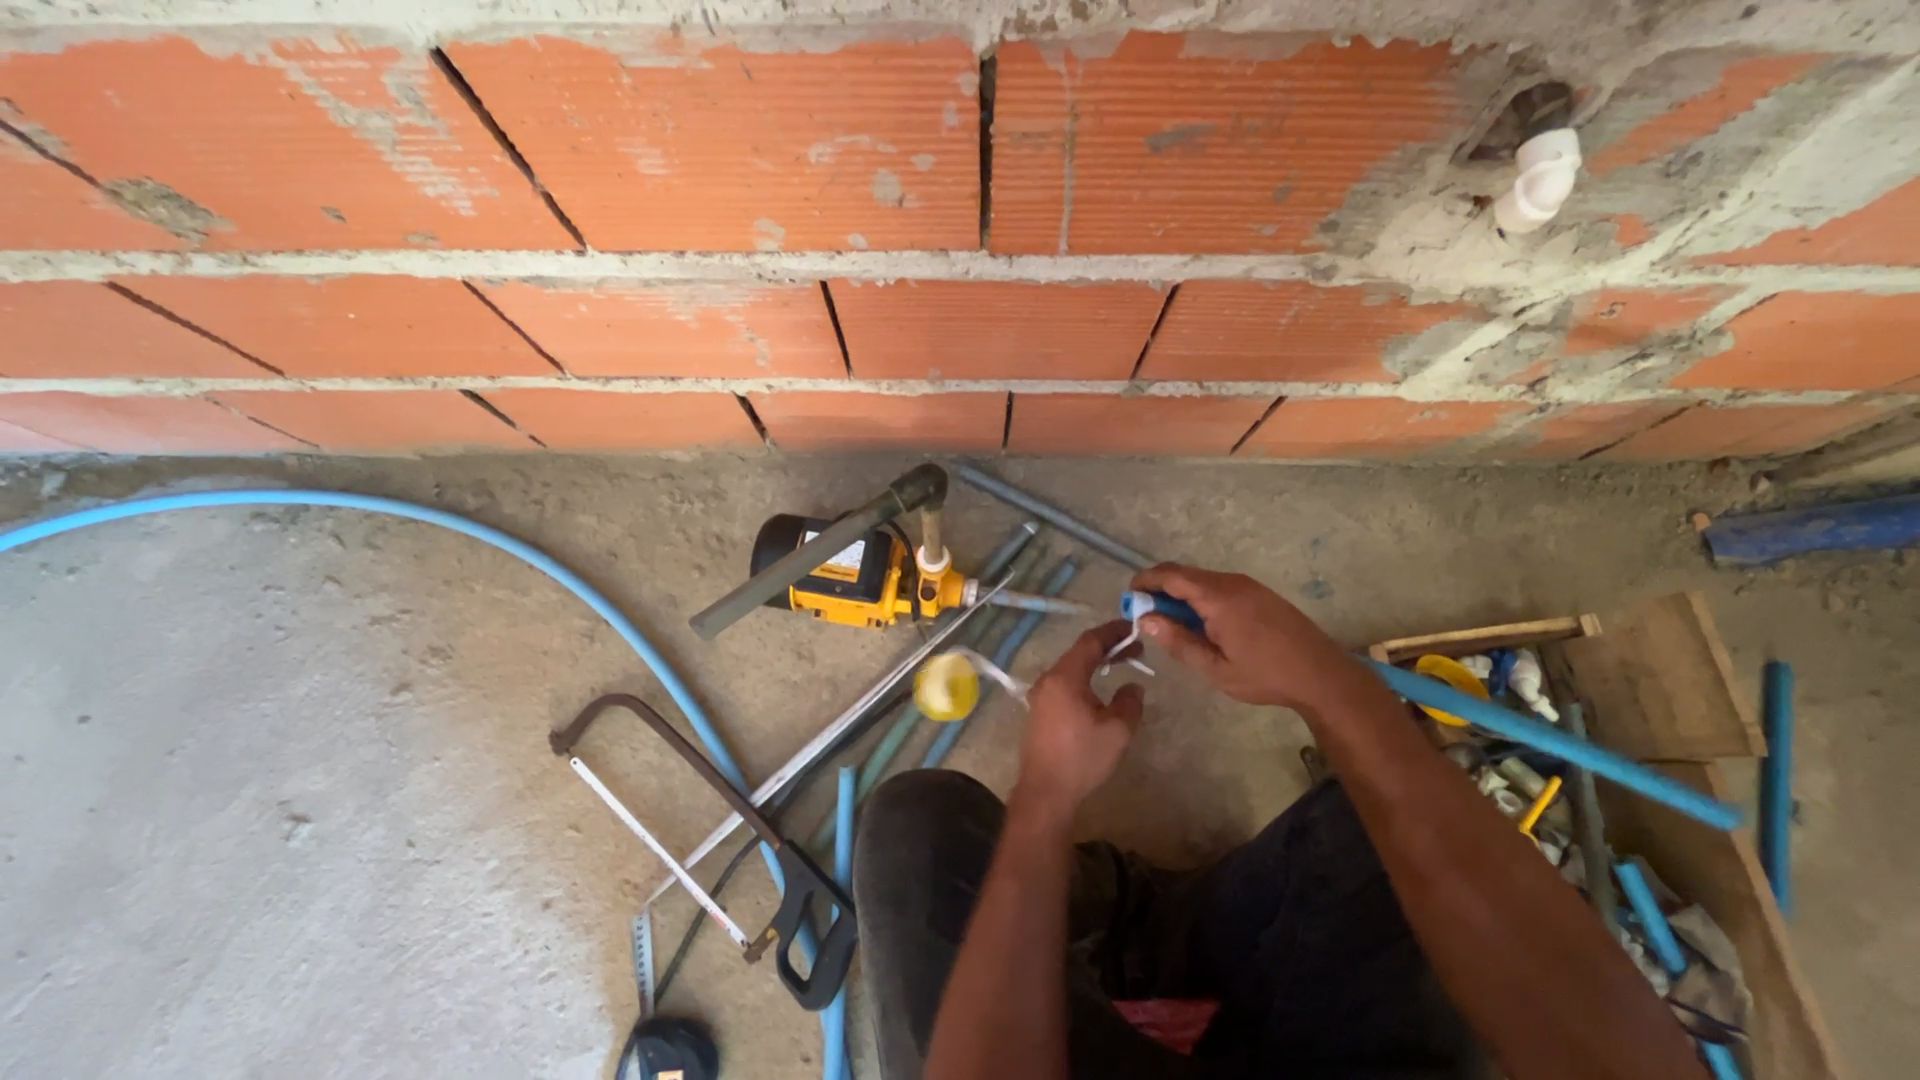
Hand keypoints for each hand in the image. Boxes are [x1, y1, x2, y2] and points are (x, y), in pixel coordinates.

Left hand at [1015, 621, 1145, 817]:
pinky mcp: (1039, 712)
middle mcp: (1048, 680)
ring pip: (1071, 669)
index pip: (1090, 642)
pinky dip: (1084, 678)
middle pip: (1079, 653)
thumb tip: (1133, 686)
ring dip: (1095, 663)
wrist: (1045, 791)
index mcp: (1065, 677)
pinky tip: (1098, 690)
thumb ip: (1130, 701)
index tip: (1134, 627)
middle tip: (1136, 649)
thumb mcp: (1117, 730)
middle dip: (1108, 647)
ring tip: (1121, 665)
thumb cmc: (1082, 758)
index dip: (1113, 631)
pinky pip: (1064, 684)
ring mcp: (1040, 696)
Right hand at [1131, 563, 1372, 712]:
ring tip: (1173, 626)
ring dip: (1181, 596)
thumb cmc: (1265, 675)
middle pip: (1184, 574)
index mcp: (1218, 598)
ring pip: (1202, 581)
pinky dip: (1201, 598)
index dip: (1145, 582)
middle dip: (1160, 590)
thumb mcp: (1215, 668)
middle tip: (1146, 618)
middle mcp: (1231, 582)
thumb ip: (1178, 642)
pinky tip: (1203, 625)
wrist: (1322, 675)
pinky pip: (1219, 587)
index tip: (1129, 599)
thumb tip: (1145, 619)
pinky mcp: (1259, 593)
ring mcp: (1248, 585)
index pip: (1170, 576)